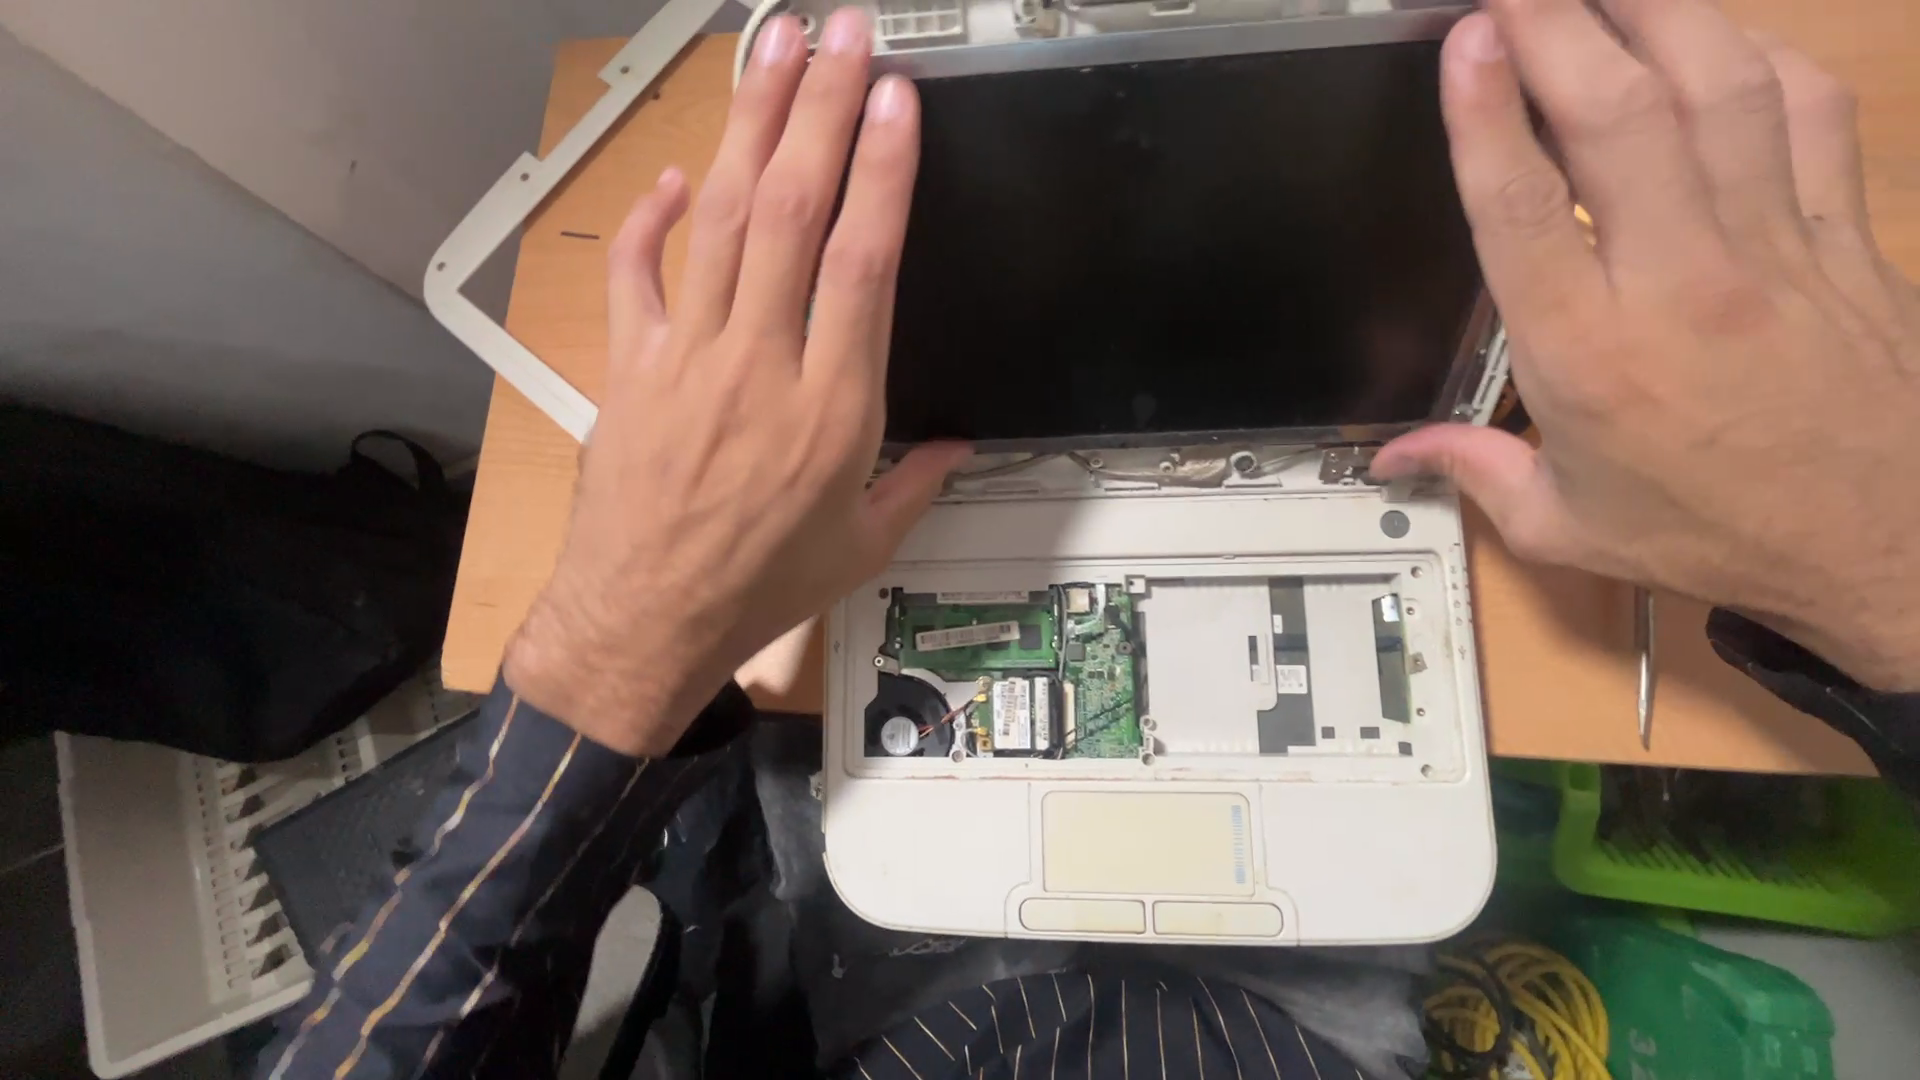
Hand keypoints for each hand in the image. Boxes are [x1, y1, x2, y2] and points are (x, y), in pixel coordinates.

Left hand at [504, 9, 969, 754]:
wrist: (648, 619)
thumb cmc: (762, 587)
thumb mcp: (865, 547)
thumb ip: (918, 484)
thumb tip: (960, 445)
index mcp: (834, 412)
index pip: (862, 265)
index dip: (882, 174)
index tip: (895, 102)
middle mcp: (763, 366)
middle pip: (791, 213)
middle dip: (820, 111)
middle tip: (839, 30)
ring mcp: (689, 358)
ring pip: (720, 219)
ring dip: (748, 127)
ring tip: (771, 49)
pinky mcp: (633, 367)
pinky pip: (640, 273)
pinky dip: (653, 217)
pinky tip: (674, 174)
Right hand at [1373, 0, 1919, 688]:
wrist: (1882, 543)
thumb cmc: (1701, 533)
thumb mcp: (1556, 524)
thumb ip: (1466, 470)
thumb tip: (1387, 457)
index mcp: (1587, 356)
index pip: (1526, 214)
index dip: (1489, 121)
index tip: (1465, 44)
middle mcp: (1677, 282)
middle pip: (1622, 122)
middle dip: (1562, 30)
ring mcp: (1771, 248)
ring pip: (1720, 94)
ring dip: (1657, 15)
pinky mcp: (1839, 237)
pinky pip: (1806, 116)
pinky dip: (1759, 57)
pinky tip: (1715, 34)